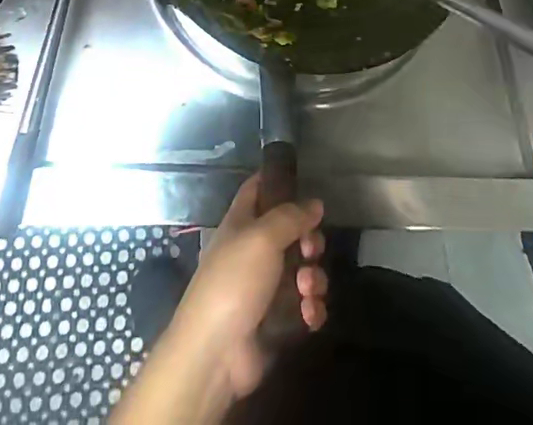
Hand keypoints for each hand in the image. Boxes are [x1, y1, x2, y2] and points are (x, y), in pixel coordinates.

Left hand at [164, 173, 326, 397]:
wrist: (217, 350)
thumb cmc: (234, 281)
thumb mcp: (261, 237)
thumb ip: (290, 217)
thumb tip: (315, 202)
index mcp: (241, 223)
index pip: (257, 190)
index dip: (278, 183)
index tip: (304, 185)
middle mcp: (253, 251)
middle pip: (291, 233)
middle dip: (310, 241)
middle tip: (311, 250)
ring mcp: (266, 287)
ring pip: (304, 271)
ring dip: (313, 279)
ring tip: (306, 290)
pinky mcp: (278, 320)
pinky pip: (306, 306)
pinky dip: (312, 309)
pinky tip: (308, 316)